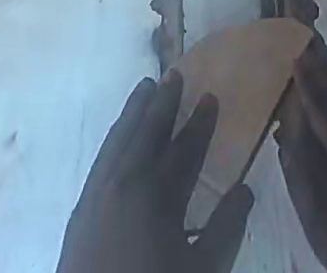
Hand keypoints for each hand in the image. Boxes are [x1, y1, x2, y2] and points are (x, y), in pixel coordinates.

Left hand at [57, 72, 254, 272]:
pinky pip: (101, 158)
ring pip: (119, 140)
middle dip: (163, 104)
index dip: (200, 122)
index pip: (185, 148)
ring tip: (145, 87)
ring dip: (134, 112)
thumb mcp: (202, 271)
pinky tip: (118, 135)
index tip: (210, 96)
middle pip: (148, 133)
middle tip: (174, 74)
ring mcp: (98, 196)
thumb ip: (226, 228)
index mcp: (159, 195)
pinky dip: (114, 137)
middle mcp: (127, 185)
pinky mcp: (80, 212)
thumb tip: (245, 189)